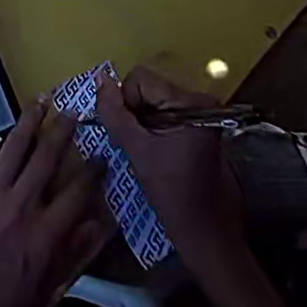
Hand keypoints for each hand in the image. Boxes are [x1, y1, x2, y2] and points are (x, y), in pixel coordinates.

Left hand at [0, 95, 110, 306]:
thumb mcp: (44, 291)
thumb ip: (73, 255)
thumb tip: (98, 224)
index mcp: (46, 231)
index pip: (79, 191)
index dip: (94, 170)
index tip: (102, 155)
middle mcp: (22, 202)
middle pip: (49, 157)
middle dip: (64, 131)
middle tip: (73, 112)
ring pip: (16, 144)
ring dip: (31, 119)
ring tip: (42, 100)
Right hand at [94, 67, 241, 255]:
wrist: (206, 229)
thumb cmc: (172, 193)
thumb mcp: (138, 150)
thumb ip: (115, 113)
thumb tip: (100, 77)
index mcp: (189, 101)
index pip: (140, 78)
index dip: (126, 102)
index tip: (131, 134)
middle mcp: (199, 98)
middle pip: (147, 87)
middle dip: (135, 111)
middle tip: (138, 144)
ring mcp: (200, 110)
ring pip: (152, 99)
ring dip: (142, 120)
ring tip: (147, 149)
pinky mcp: (198, 123)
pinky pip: (163, 111)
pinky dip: (153, 126)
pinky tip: (156, 150)